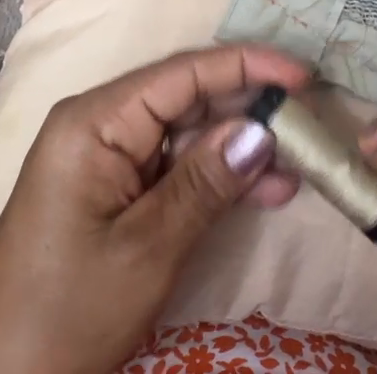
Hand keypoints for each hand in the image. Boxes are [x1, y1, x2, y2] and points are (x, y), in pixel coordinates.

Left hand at [0, 46, 309, 373]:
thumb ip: (205, 183)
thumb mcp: (146, 248)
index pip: (181, 74)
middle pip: (185, 98)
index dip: (246, 67)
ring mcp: (104, 158)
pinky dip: (214, 178)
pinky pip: (172, 167)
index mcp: (95, 121)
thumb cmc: (66, 310)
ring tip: (296, 171)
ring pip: (185, 134)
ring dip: (238, 149)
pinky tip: (261, 191)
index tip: (303, 75)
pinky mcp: (111, 189)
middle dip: (248, 110)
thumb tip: (261, 131)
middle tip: (310, 128)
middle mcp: (98, 125)